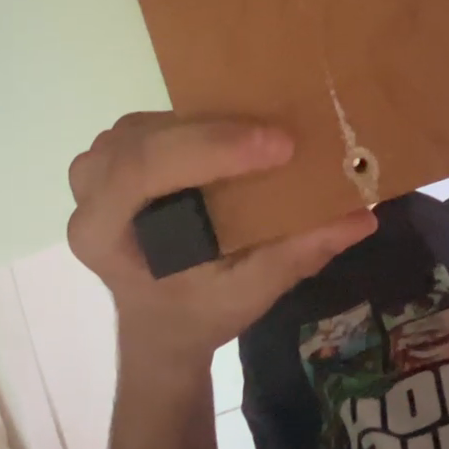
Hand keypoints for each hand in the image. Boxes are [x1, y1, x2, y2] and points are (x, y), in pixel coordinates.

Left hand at [67, 113, 377, 365]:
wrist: (161, 327)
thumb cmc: (196, 314)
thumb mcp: (247, 294)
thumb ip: (295, 254)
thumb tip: (361, 214)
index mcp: (100, 233)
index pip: (142, 171)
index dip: (207, 149)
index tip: (276, 147)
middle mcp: (87, 195)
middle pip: (143, 139)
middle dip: (213, 133)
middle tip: (281, 138)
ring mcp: (96, 171)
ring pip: (146, 124)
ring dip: (200, 124)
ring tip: (256, 136)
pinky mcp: (116, 156)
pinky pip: (150, 122)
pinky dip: (191, 123)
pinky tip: (228, 133)